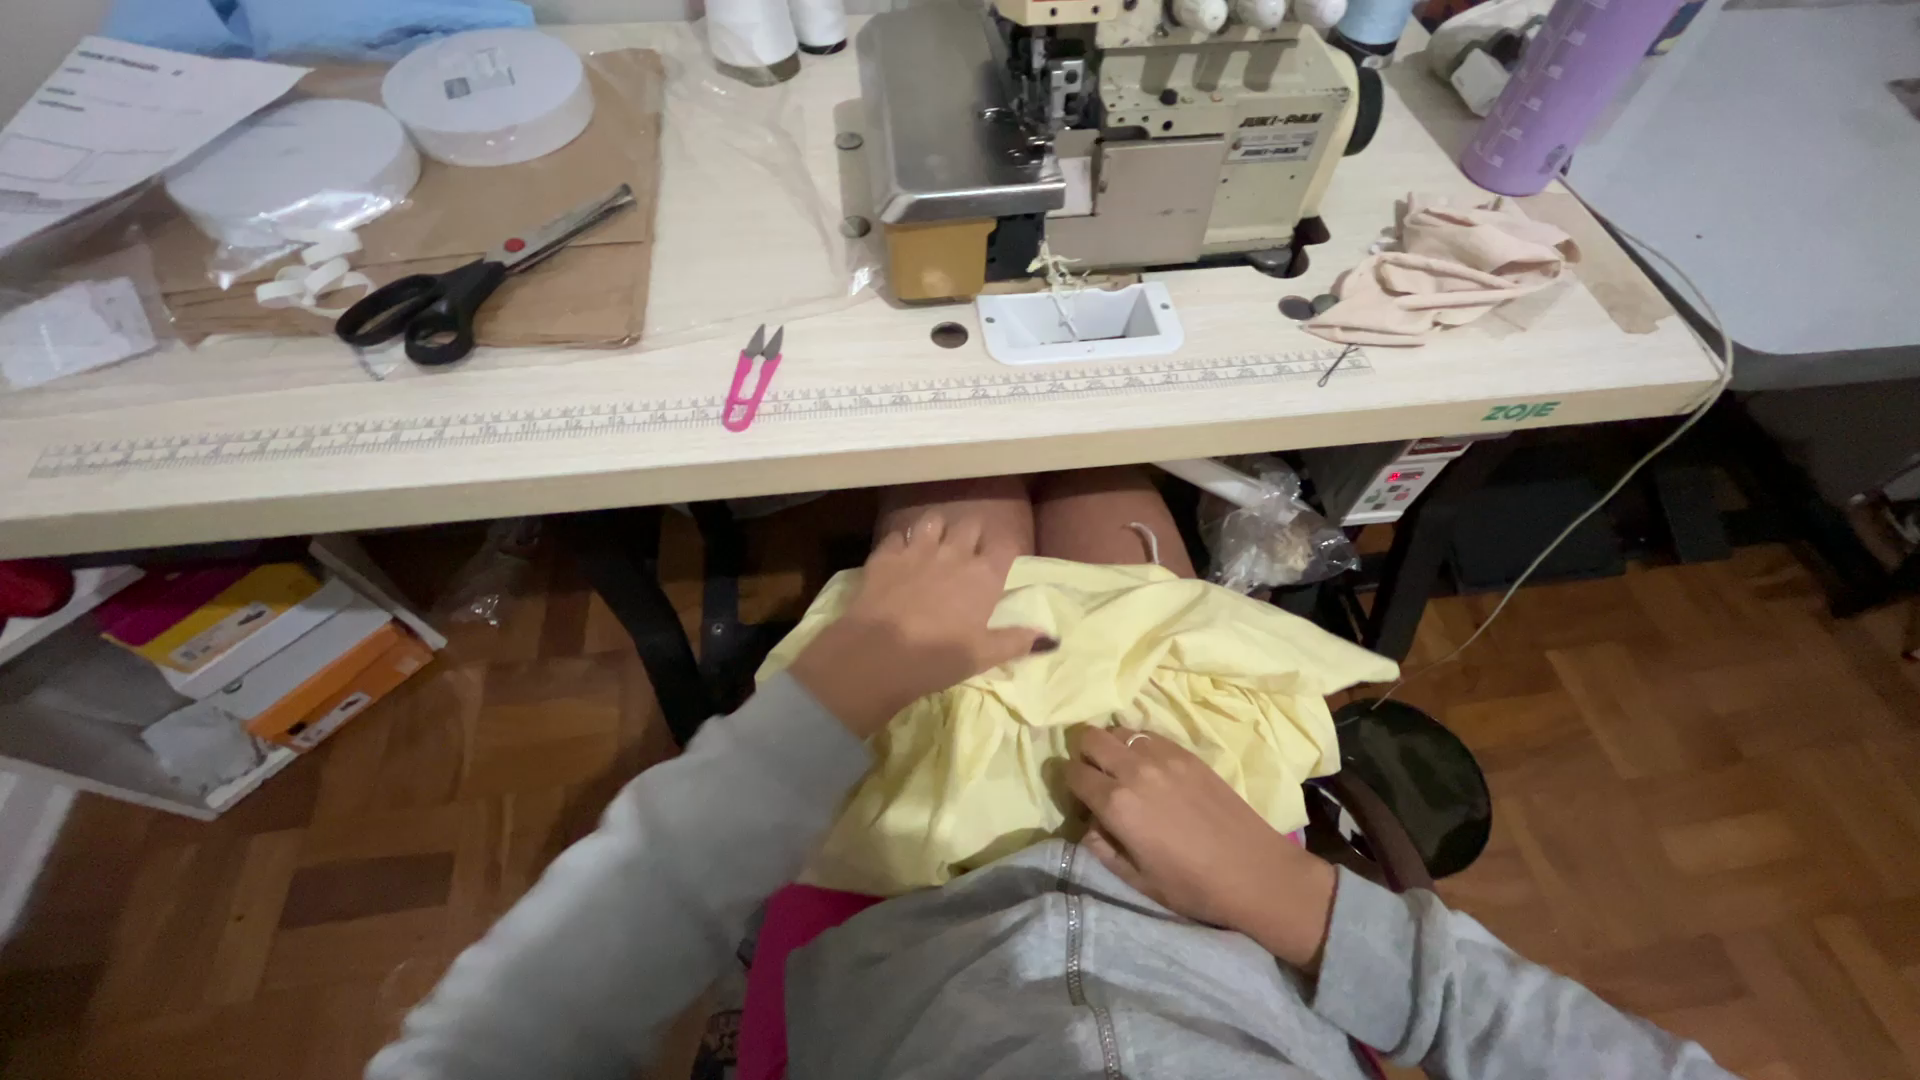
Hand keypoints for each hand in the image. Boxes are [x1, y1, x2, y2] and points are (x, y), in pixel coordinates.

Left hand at [789, 512, 1051, 737]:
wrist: (877, 654)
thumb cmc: (937, 657)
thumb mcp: (983, 656)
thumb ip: (1017, 641)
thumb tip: (1052, 638)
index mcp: (984, 575)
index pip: (1005, 546)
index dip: (1005, 550)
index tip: (1001, 563)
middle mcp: (955, 553)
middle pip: (972, 525)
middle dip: (974, 534)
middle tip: (969, 552)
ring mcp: (917, 550)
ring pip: (934, 521)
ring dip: (938, 530)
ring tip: (935, 545)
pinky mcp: (886, 555)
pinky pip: (897, 535)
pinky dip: (902, 542)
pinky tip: (900, 556)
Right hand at [1068, 726, 1338, 969]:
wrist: (1255, 871)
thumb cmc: (1192, 886)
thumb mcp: (1137, 880)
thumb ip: (1102, 849)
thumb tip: (1089, 826)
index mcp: (1116, 804)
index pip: (1072, 773)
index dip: (1069, 785)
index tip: (1079, 800)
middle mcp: (1133, 770)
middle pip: (1089, 738)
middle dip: (1083, 755)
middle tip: (1094, 778)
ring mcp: (1162, 756)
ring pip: (1118, 730)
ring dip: (1111, 746)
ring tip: (1122, 771)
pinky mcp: (1186, 753)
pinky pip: (1148, 735)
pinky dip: (1139, 745)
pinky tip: (1150, 768)